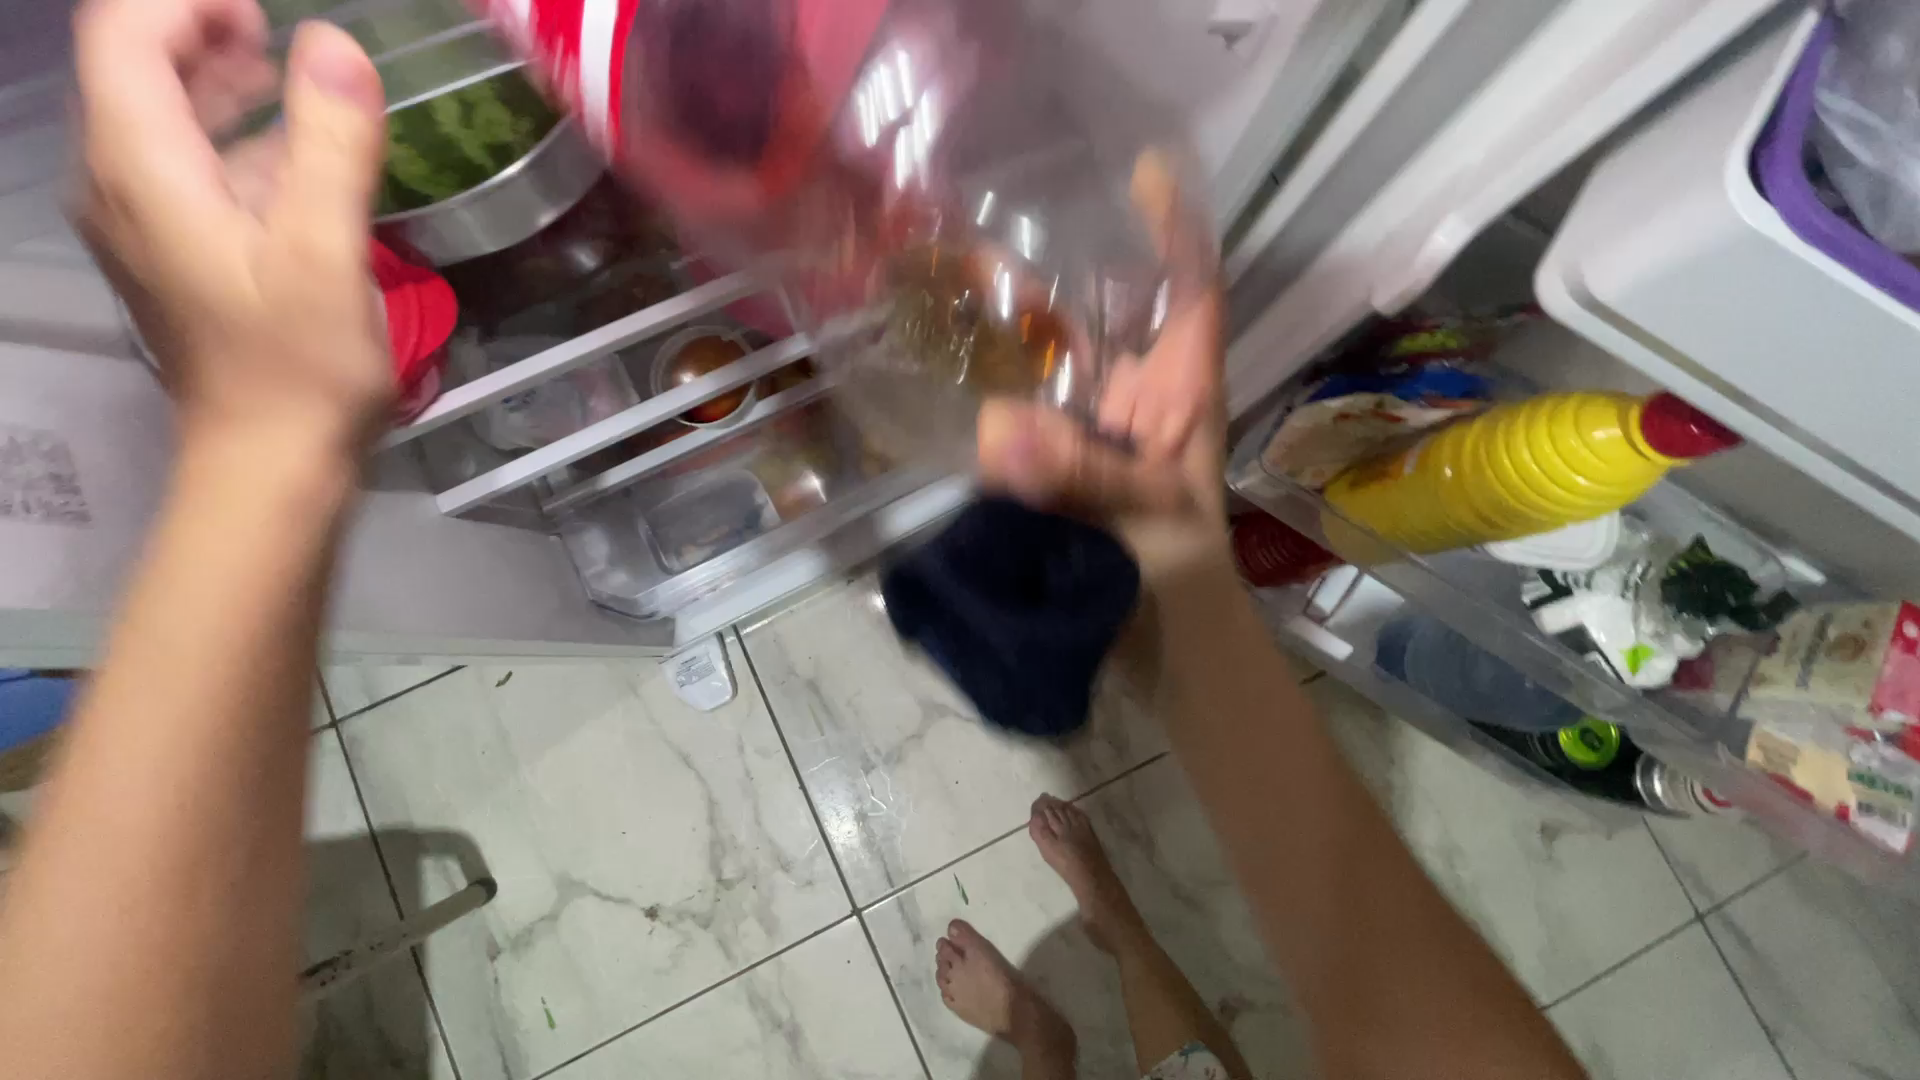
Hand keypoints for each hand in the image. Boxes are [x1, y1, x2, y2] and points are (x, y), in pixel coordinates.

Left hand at [72, 0, 392, 458]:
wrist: (273, 458)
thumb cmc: (301, 363)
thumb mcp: (325, 251)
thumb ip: (330, 145)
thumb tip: (338, 44)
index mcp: (143, 169)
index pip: (125, 37)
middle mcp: (123, 185)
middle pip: (137, 75)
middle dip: (200, 32)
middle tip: (277, 22)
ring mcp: (151, 228)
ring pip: (171, 128)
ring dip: (223, 90)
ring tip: (291, 72)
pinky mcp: (186, 262)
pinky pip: (198, 177)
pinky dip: (241, 148)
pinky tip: (296, 160)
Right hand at [975, 153, 1229, 568]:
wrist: (1161, 642)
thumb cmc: (1180, 578)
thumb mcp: (1149, 524)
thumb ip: (1084, 476)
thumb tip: (998, 429)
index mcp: (1182, 396)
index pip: (1190, 296)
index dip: (1174, 233)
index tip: (1142, 175)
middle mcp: (1136, 399)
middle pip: (1109, 316)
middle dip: (1066, 270)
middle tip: (1000, 226)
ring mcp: (1091, 431)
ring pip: (1058, 361)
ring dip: (1017, 327)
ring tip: (960, 278)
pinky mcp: (1054, 465)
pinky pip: (1020, 414)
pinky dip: (990, 391)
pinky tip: (950, 364)